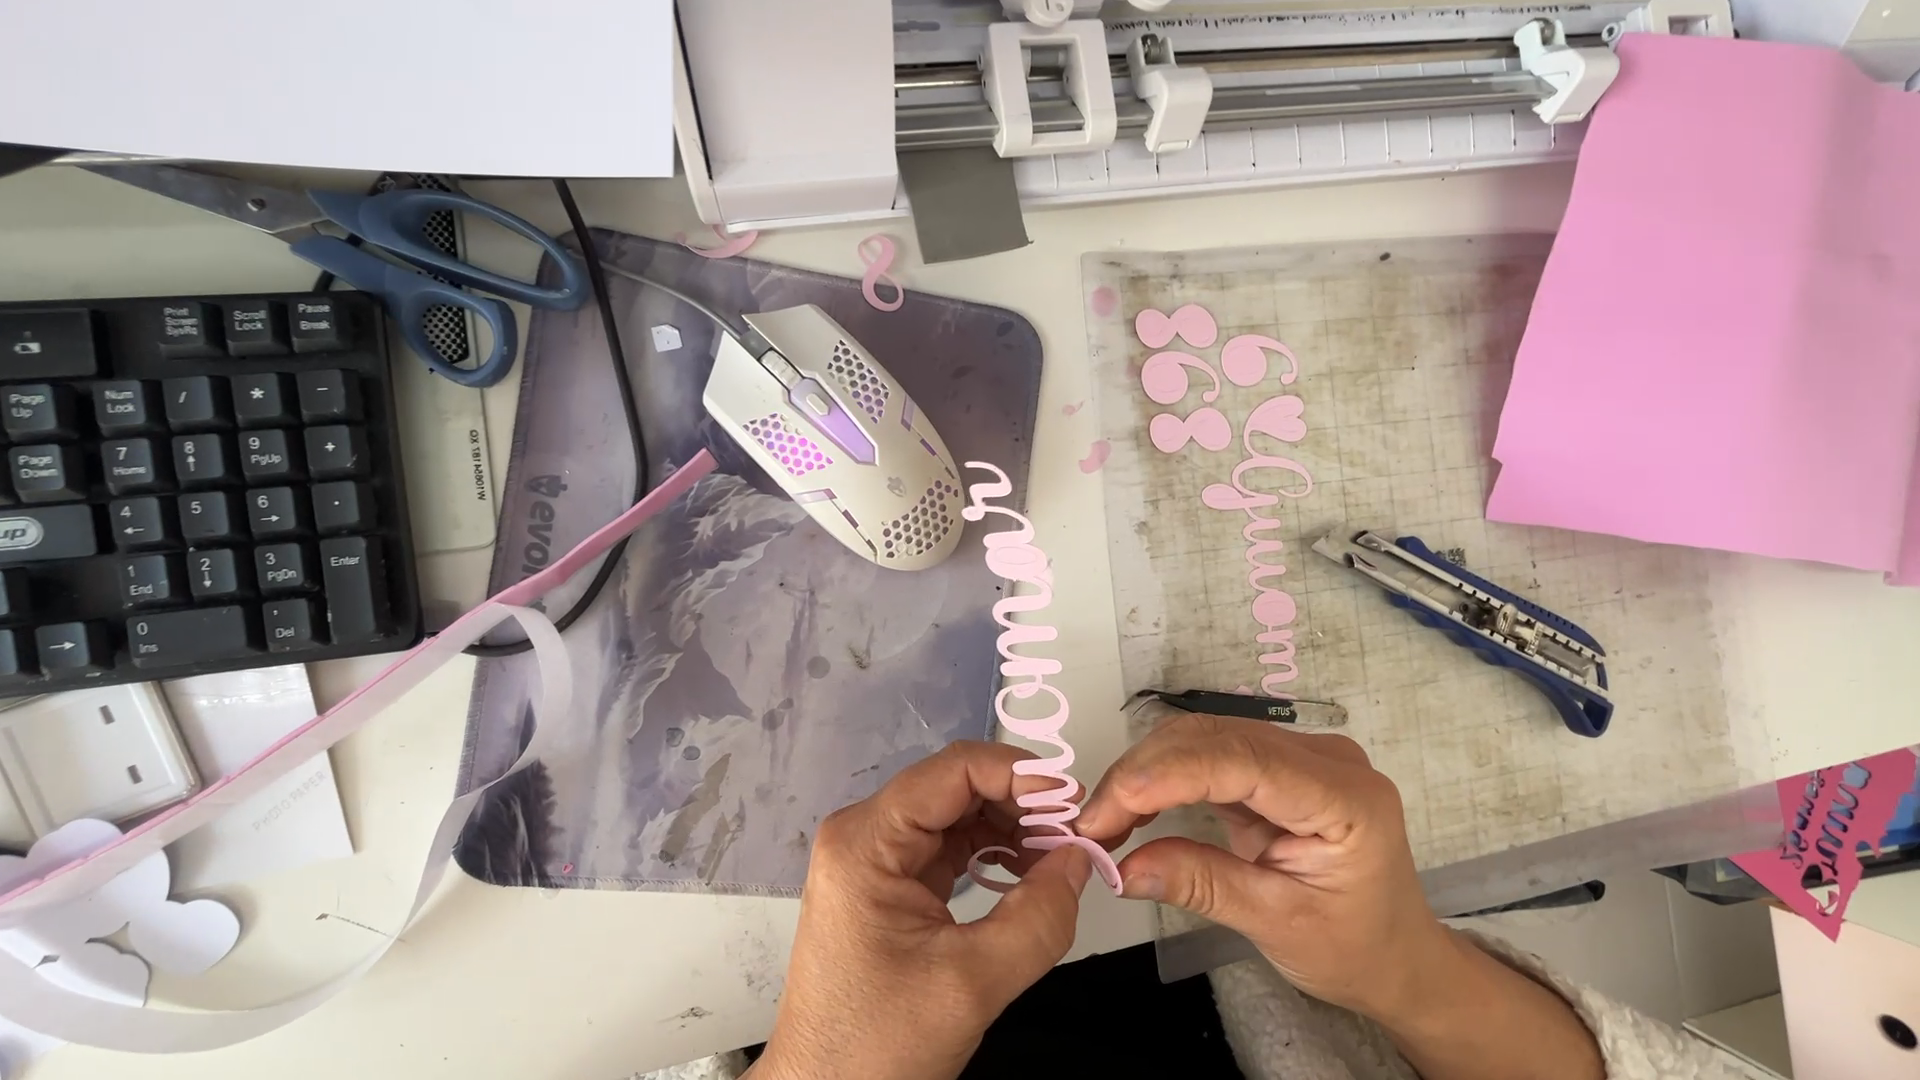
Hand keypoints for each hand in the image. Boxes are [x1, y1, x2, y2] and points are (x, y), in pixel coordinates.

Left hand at [750, 741, 1093, 1079]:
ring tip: (1058, 855)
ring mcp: (877, 857)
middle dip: (1020, 804)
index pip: (954, 769)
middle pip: (956, 786)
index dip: (1018, 774)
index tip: (1072, 802)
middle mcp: (866, 833)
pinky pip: (949, 846)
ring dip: (1010, 827)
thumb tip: (1082, 859)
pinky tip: (1027, 872)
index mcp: (867, 839)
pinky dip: (992, 851)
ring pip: (957, 814)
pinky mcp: (891, 882)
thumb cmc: (878, 1045)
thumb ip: (1039, 918)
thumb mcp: (971, 983)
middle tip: (1074, 834)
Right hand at [1077, 712, 1444, 1017]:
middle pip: (1213, 737)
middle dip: (1143, 773)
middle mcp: (1322, 758)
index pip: (1242, 760)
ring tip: (1105, 820)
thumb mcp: (1278, 925)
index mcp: (1344, 796)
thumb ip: (1201, 884)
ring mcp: (1297, 756)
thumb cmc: (1356, 949)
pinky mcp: (1272, 765)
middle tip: (1092, 824)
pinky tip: (1132, 808)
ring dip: (1144, 772)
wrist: (1400, 957)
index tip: (1110, 807)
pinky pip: (1204, 755)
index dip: (1169, 774)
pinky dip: (1161, 778)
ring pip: (1200, 737)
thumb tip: (1121, 868)